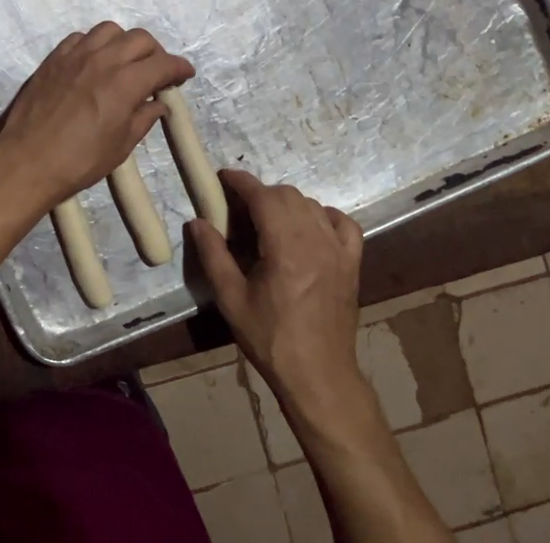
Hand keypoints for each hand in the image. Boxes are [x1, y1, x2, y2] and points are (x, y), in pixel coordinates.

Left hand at [0, 22, 193, 214]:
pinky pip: (80, 38)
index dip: (179, 68)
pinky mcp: (53, 58)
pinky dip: (95, 44)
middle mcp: (103, 60)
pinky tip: (94, 61)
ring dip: (124, 42)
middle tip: (156, 72)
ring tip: (124, 62)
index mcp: (125, 83)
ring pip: (109, 30)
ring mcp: (75, 55)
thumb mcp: (121, 145)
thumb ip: (143, 118)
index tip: (185, 74)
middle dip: (155, 52)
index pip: (163, 63)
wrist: (26, 161)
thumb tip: (158, 103)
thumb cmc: (78, 161)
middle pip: (140, 39)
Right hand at [188, 170, 366, 409]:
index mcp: (285, 247)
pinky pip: (343, 224)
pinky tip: (310, 226)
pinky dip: (324, 216)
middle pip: (288, 195)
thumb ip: (213, 255)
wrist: (318, 374)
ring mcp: (338, 251)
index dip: (242, 182)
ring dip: (288, 203)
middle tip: (238, 208)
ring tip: (268, 219)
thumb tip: (197, 222)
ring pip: (312, 205)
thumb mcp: (231, 298)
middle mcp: (316, 240)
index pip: (263, 197)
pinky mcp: (352, 263)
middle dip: (261, 193)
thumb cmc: (270, 338)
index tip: (223, 177)